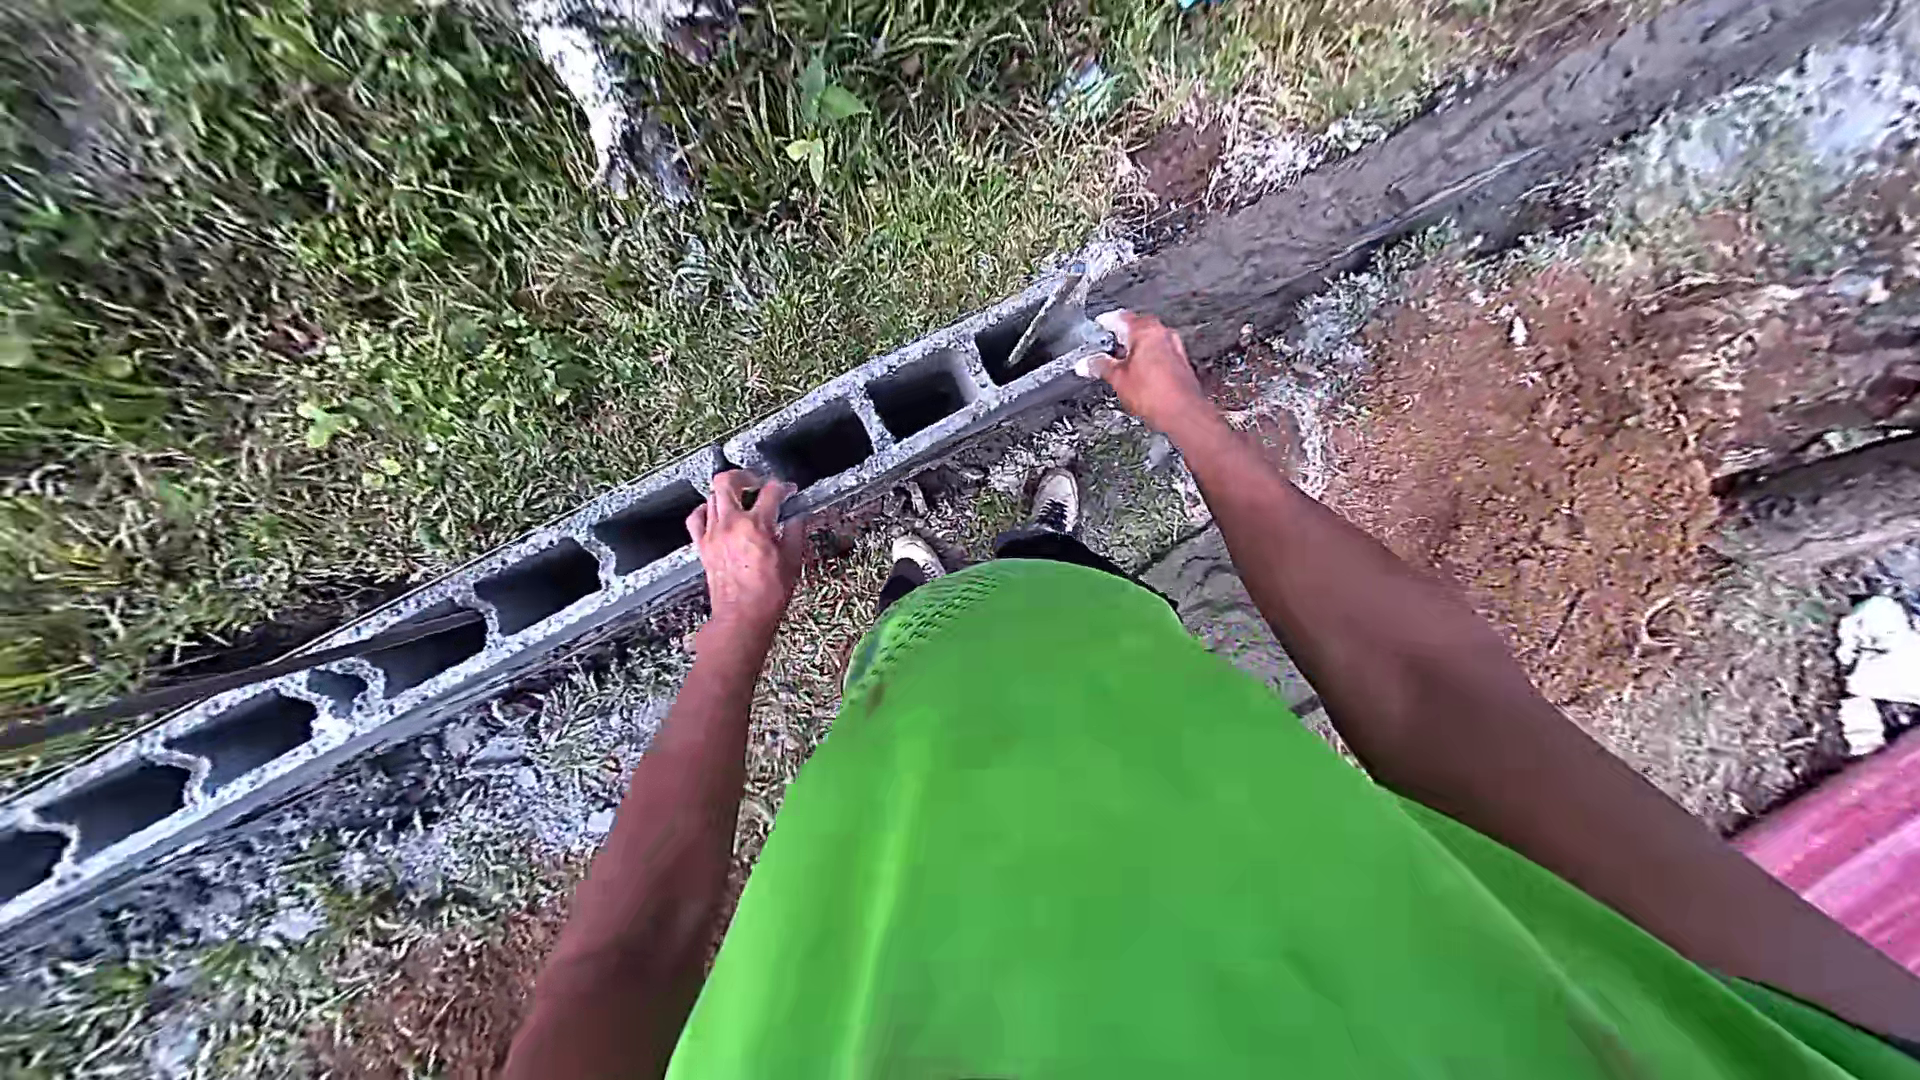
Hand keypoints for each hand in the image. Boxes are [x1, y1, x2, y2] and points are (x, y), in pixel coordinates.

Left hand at [685, 471, 804, 637]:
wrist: (742, 617)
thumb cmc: (767, 595)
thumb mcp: (792, 561)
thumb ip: (796, 532)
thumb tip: (798, 517)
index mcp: (757, 526)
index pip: (771, 492)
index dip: (783, 487)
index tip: (789, 491)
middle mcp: (731, 525)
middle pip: (727, 482)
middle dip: (745, 476)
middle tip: (757, 482)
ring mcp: (713, 534)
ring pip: (712, 496)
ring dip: (728, 493)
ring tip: (741, 498)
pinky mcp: (702, 546)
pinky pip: (696, 518)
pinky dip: (705, 510)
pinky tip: (715, 513)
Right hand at [1089, 310, 1218, 438]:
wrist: (1181, 412)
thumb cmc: (1154, 393)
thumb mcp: (1117, 379)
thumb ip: (1100, 366)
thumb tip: (1085, 363)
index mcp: (1145, 331)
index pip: (1121, 318)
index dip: (1106, 322)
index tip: (1099, 325)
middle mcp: (1163, 334)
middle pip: (1136, 328)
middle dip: (1121, 337)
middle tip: (1106, 346)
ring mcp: (1174, 347)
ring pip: (1149, 341)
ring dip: (1135, 348)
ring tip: (1120, 363)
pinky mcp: (1180, 362)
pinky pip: (1159, 353)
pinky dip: (1147, 358)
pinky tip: (1139, 373)